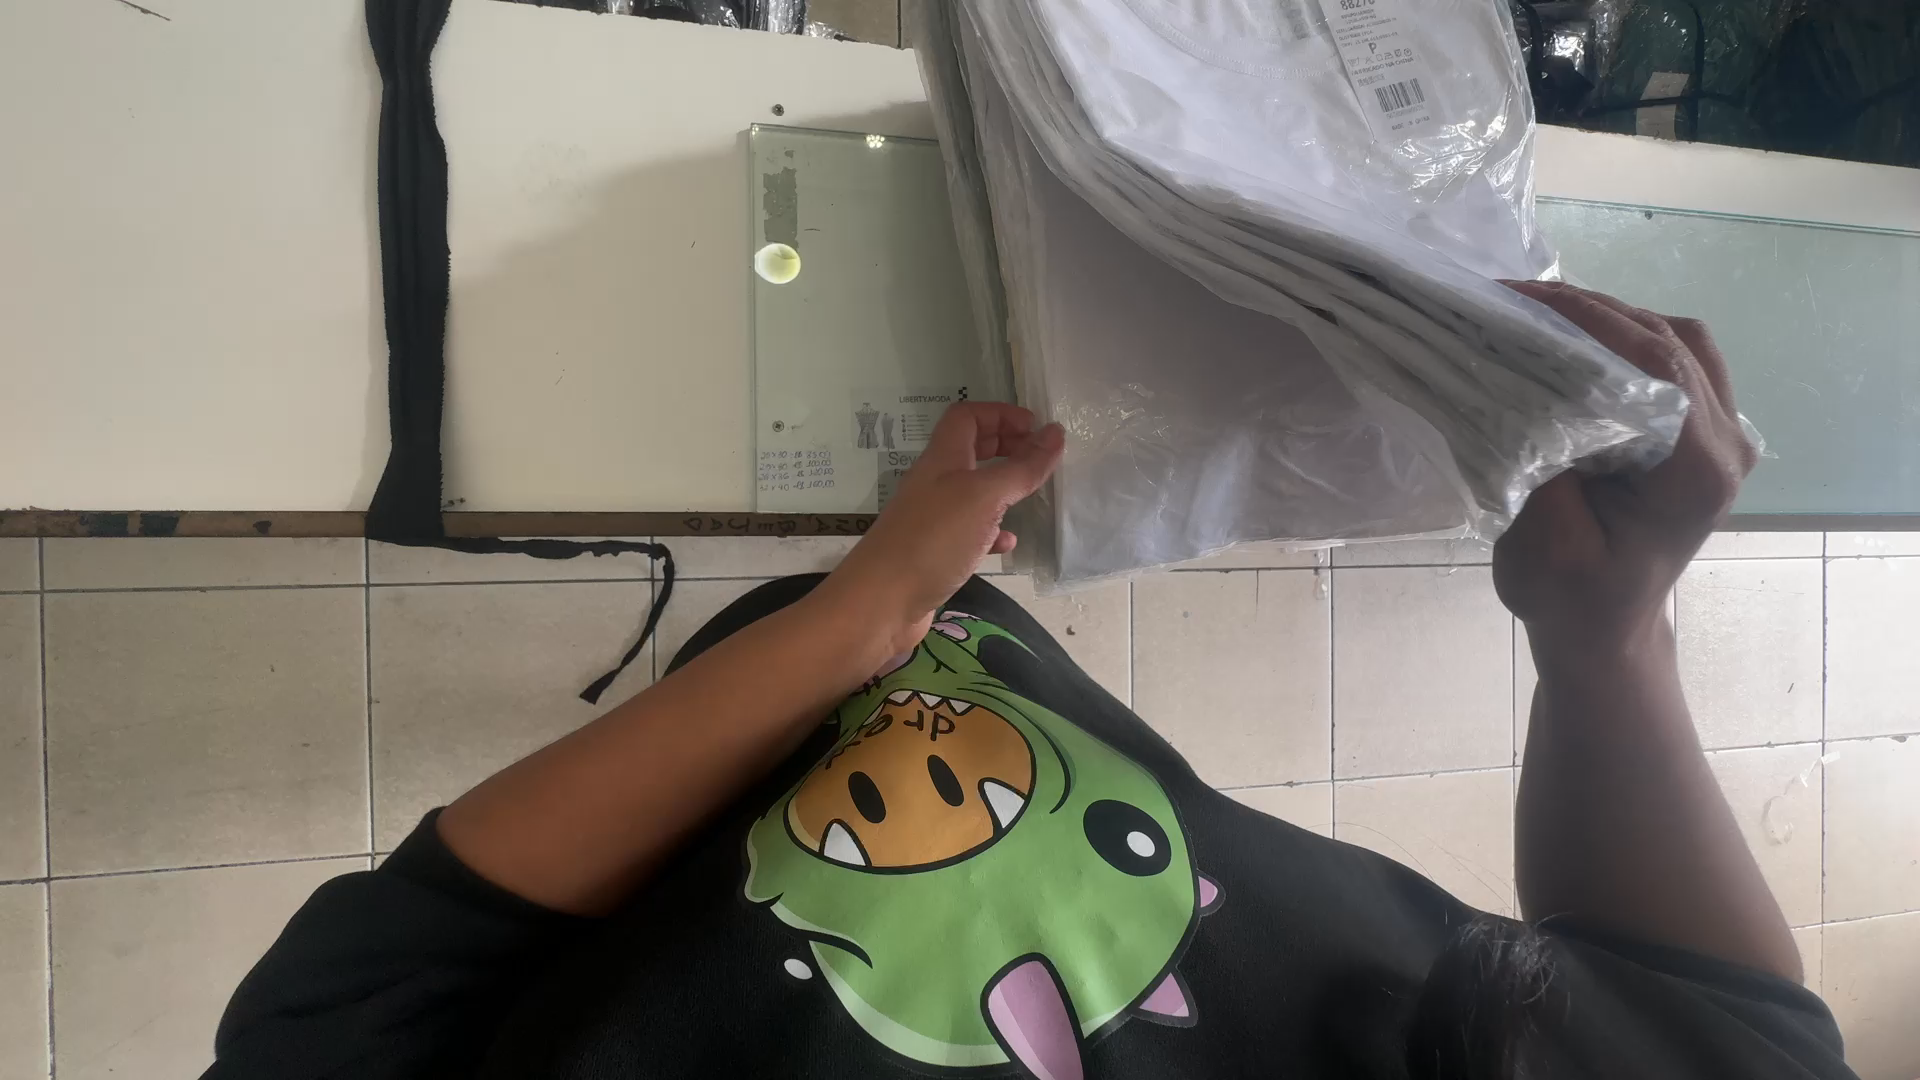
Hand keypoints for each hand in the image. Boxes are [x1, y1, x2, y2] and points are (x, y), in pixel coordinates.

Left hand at [809, 402, 1064, 658]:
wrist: (882, 602)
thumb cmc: (934, 539)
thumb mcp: (985, 496)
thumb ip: (1021, 468)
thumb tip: (1055, 433)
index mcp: (943, 459)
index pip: (968, 417)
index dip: (1001, 414)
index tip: (1037, 428)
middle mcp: (935, 483)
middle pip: (971, 450)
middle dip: (1006, 447)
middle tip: (1039, 459)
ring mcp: (933, 519)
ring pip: (972, 492)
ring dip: (1002, 490)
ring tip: (1031, 498)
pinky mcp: (935, 553)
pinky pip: (969, 532)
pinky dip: (991, 532)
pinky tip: (1007, 544)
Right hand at [1493, 282, 1756, 651]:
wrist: (1600, 630)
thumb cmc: (1566, 596)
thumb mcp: (1544, 541)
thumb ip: (1547, 463)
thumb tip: (1529, 392)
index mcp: (1694, 468)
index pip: (1654, 362)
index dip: (1587, 321)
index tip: (1519, 302)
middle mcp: (1723, 442)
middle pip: (1672, 340)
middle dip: (1592, 309)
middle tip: (1514, 299)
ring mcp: (1717, 438)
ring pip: (1680, 344)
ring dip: (1611, 319)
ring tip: (1541, 314)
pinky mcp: (1693, 440)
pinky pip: (1671, 366)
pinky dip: (1622, 342)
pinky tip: (1573, 347)